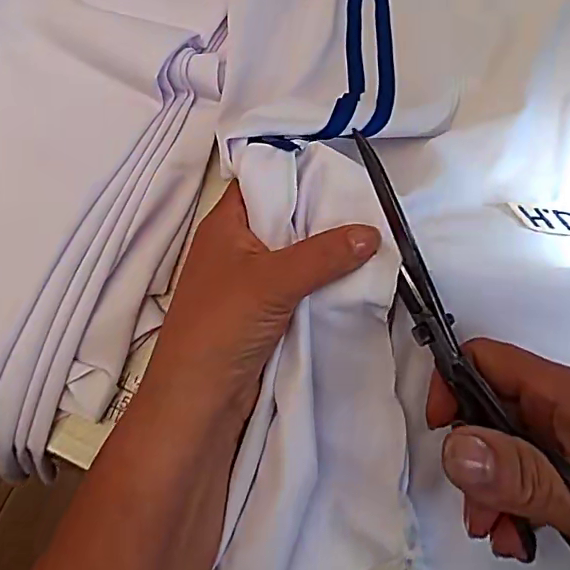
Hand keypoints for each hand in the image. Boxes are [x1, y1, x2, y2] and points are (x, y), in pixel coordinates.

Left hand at [146, 181, 378, 418]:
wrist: (199, 401)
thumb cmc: (220, 326)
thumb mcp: (272, 280)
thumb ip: (322, 254)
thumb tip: (370, 231)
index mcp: (224, 223)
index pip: (259, 180)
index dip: (293, 171)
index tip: (336, 168)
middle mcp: (235, 245)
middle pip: (282, 217)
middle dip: (319, 213)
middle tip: (365, 205)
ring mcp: (249, 279)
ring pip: (293, 253)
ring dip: (324, 251)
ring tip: (369, 238)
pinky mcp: (262, 310)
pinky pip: (297, 284)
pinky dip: (320, 281)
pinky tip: (353, 277)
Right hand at [429, 339, 569, 569]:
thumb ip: (519, 475)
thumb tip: (448, 446)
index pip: (485, 359)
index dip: (451, 386)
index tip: (439, 436)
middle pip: (496, 409)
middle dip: (474, 455)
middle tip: (478, 514)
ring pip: (522, 451)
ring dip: (500, 490)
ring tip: (508, 540)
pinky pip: (551, 481)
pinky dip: (531, 508)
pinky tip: (539, 543)